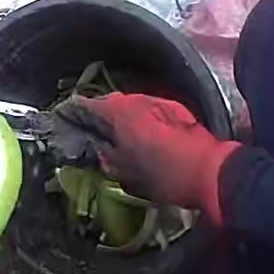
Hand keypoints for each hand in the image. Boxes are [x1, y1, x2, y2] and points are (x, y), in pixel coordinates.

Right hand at [56, 92, 240, 222]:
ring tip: (111, 136)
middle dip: (95, 116)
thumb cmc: (163, 174)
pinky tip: (137, 138)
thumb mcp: (125, 173)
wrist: (212, 171)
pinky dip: (136, 122)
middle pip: (106, 104)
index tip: (61, 120)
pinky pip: (144, 113)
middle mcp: (133, 99)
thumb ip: (105, 157)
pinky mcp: (173, 109)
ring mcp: (155, 101)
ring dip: (118, 119)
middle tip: (86, 132)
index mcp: (117, 111)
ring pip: (127, 108)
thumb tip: (95, 150)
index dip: (70, 113)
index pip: (83, 105)